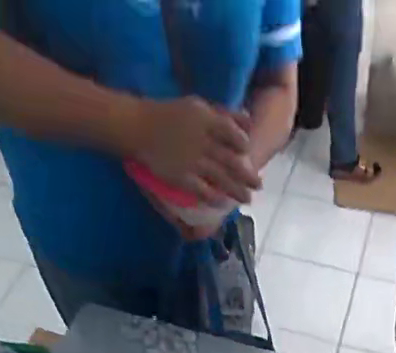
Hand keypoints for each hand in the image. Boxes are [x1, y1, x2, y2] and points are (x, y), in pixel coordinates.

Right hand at [128, 97, 260, 203]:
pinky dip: (214, 198)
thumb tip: (249, 122)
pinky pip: (203, 191)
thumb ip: (224, 114)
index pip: (234, 135)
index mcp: (207, 121)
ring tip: (247, 199)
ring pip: (222, 179)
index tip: (248, 154)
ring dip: (237, 191)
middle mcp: (203, 142)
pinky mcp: (182, 178)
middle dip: (248, 176)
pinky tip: (223, 204)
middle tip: (259, 185)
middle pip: (232, 161)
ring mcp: (193, 161)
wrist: (137, 127)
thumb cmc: (168, 115)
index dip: (244, 146)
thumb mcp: (198, 106)